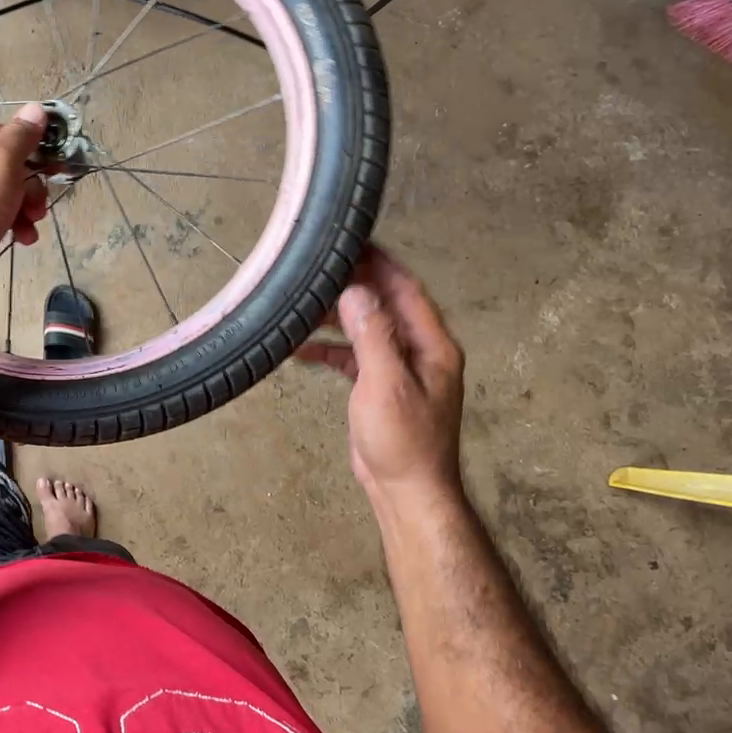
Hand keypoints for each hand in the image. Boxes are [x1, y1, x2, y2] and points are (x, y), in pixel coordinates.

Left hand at [0, 104, 48, 286]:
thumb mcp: (1, 163)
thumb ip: (20, 135)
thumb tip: (35, 108)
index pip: (7, 133)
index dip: (34, 149)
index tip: (56, 168)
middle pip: (7, 166)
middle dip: (30, 187)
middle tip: (39, 208)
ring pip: (3, 194)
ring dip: (24, 209)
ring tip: (30, 228)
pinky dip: (10, 224)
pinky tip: (20, 239)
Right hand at [295, 248, 464, 501]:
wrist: (406, 491)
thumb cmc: (403, 441)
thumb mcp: (386, 384)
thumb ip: (372, 335)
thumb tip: (356, 291)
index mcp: (431, 345)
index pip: (406, 290)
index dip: (380, 263)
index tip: (352, 241)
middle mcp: (418, 352)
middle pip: (383, 306)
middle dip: (352, 286)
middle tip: (315, 269)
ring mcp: (399, 370)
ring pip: (364, 330)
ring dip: (336, 318)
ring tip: (300, 307)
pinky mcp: (379, 387)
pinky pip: (353, 357)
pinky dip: (329, 350)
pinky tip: (300, 349)